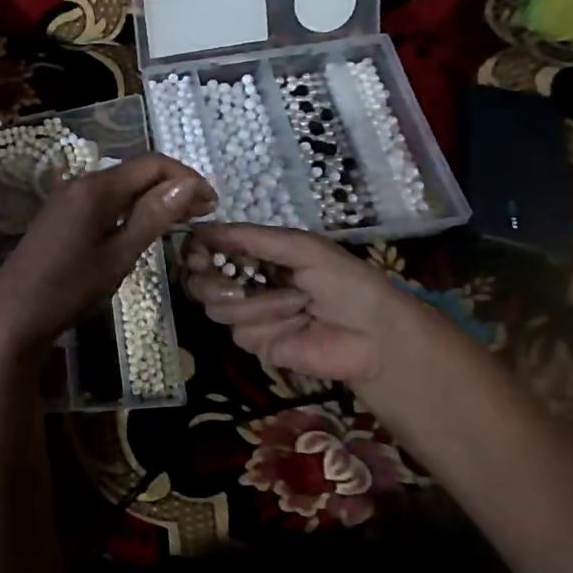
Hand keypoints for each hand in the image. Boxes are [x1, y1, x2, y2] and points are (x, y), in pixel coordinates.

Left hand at [0, 154, 214, 353]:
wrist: (14, 312)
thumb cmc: (69, 288)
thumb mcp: (119, 255)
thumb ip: (152, 217)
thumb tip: (188, 184)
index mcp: (96, 188)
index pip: (152, 164)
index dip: (187, 179)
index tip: (212, 204)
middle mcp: (80, 183)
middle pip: (135, 172)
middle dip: (171, 187)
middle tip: (201, 215)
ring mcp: (66, 198)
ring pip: (119, 186)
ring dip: (150, 198)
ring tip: (178, 222)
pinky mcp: (59, 215)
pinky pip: (102, 201)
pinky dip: (127, 209)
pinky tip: (140, 229)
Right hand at [181, 223, 425, 384]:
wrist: (375, 335)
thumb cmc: (346, 283)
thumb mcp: (302, 247)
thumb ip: (251, 237)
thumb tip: (200, 228)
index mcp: (256, 255)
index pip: (208, 249)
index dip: (197, 252)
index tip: (198, 256)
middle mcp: (245, 282)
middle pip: (199, 282)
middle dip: (214, 283)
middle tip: (238, 286)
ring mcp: (248, 314)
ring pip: (217, 308)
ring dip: (260, 305)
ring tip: (298, 304)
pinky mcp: (255, 343)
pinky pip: (241, 333)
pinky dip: (271, 326)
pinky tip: (297, 325)